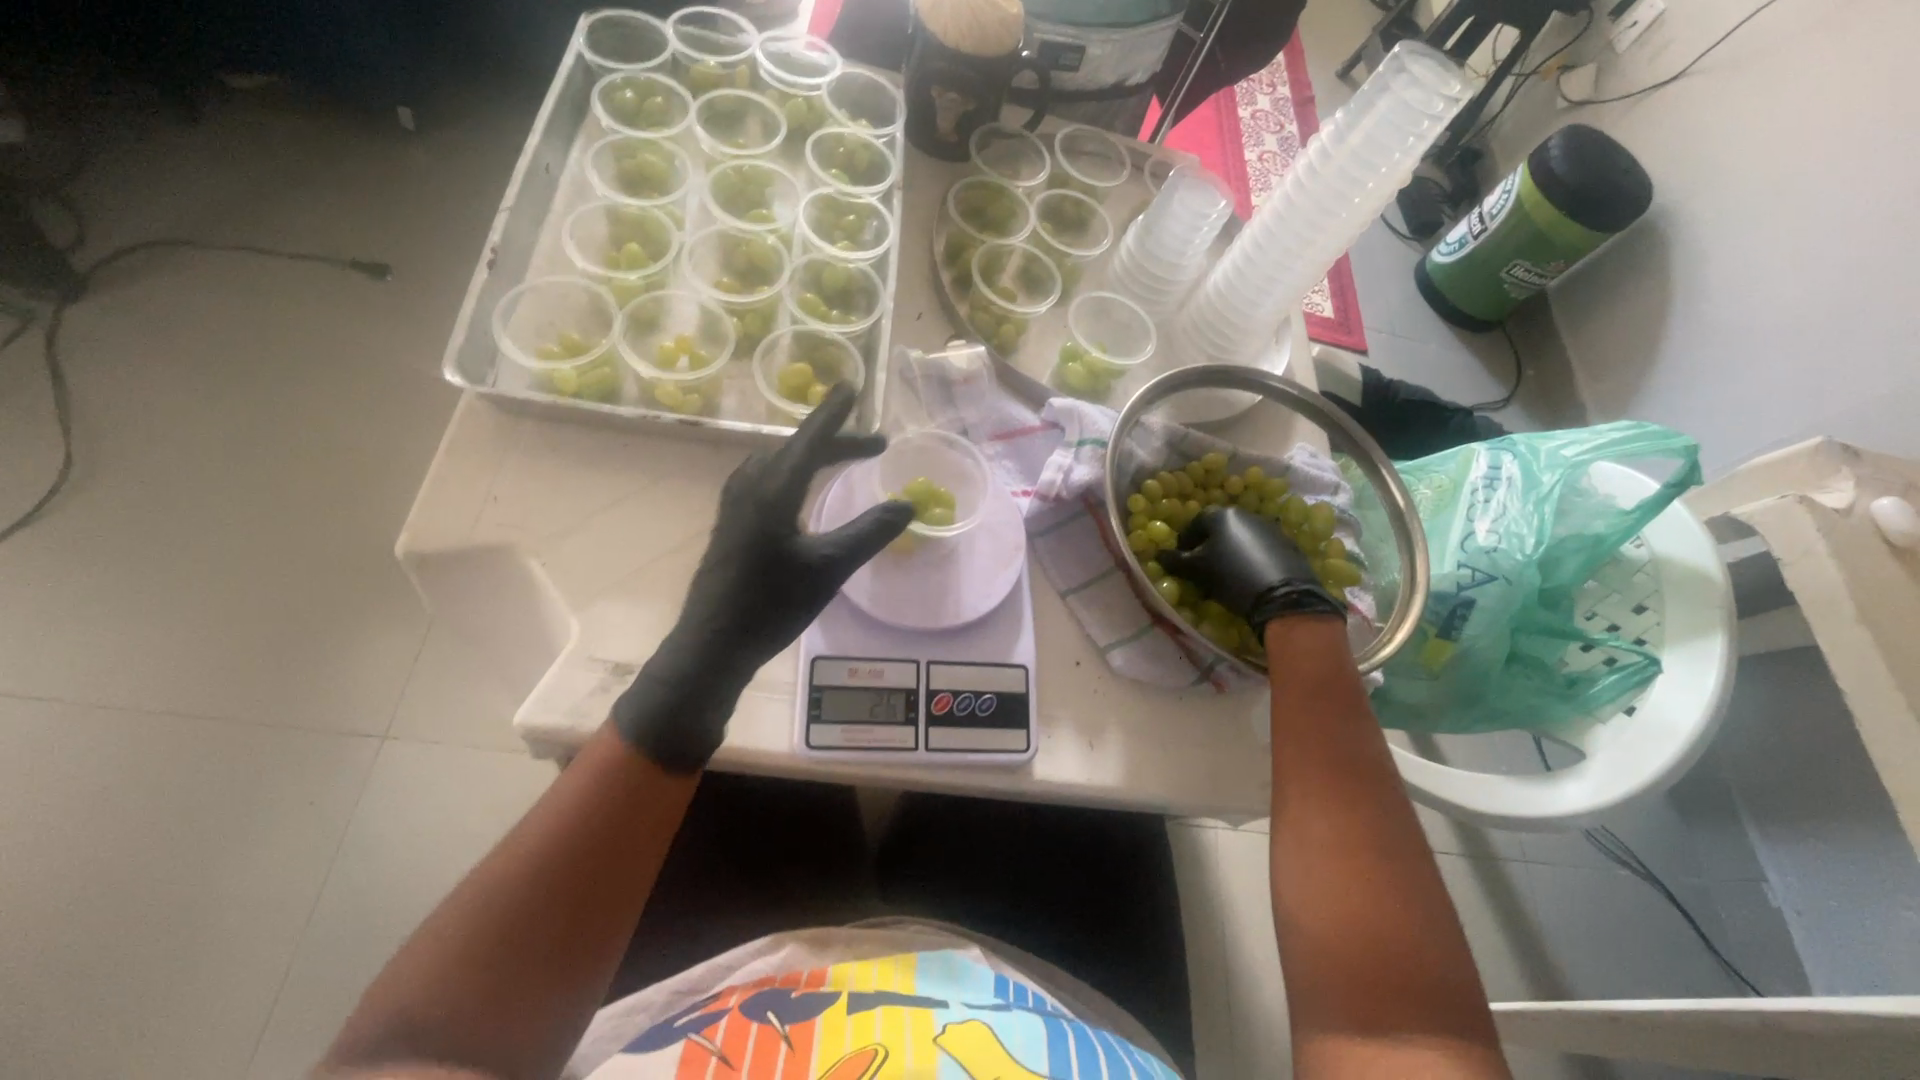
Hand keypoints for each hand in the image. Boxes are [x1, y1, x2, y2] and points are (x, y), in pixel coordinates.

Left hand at [612, 384, 913, 771]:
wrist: (712, 643)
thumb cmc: (772, 605)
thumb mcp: (830, 568)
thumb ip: (870, 532)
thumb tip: (908, 504)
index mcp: (775, 489)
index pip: (811, 439)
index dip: (835, 414)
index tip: (852, 387)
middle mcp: (751, 486)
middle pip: (797, 449)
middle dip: (836, 442)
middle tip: (874, 447)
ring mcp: (735, 505)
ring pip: (778, 463)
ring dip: (812, 456)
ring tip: (838, 460)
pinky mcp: (731, 524)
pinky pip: (764, 479)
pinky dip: (792, 473)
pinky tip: (796, 492)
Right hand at [1160, 506, 1345, 638]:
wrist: (1283, 596)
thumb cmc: (1231, 577)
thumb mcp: (1196, 571)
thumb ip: (1175, 560)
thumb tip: (1159, 555)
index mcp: (1223, 515)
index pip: (1195, 524)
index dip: (1185, 542)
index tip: (1182, 560)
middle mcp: (1247, 515)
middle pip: (1220, 529)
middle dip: (1208, 547)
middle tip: (1202, 570)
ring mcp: (1271, 529)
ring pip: (1241, 539)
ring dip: (1230, 553)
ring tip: (1225, 577)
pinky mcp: (1288, 545)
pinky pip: (1260, 549)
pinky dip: (1250, 559)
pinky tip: (1248, 579)